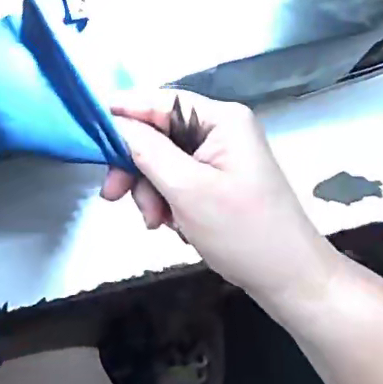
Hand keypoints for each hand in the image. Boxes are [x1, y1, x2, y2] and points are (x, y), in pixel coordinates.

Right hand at [101, 90, 346, 303]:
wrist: (292, 283)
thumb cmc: (243, 232)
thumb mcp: (186, 189)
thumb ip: (145, 150)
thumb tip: (114, 122)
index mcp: (221, 120)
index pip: (161, 100)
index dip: (124, 112)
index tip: (90, 129)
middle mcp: (220, 129)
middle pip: (157, 132)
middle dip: (136, 166)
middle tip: (113, 196)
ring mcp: (219, 155)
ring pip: (160, 159)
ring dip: (149, 190)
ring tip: (156, 222)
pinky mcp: (216, 179)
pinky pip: (175, 177)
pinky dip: (165, 199)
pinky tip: (171, 224)